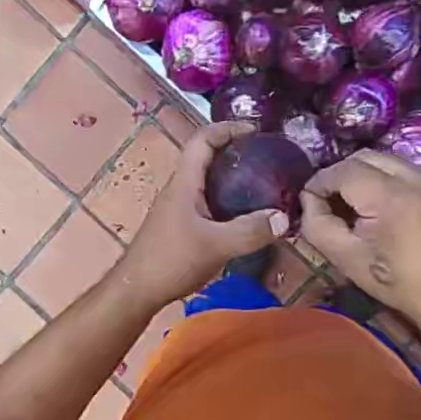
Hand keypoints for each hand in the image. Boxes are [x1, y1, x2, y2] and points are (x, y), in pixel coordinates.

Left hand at [110, 122, 287, 308]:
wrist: (137, 290)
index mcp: (184, 182)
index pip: (203, 139)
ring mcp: (178, 208)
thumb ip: (251, 231)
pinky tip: (245, 217)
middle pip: (208, 158)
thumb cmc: (171, 260)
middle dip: (236, 152)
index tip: (256, 131)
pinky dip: (228, 202)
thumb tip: (284, 217)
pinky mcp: (181, 226)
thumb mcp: (217, 245)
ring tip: (263, 185)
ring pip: (208, 182)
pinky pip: (208, 203)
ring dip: (233, 179)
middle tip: (267, 158)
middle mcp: (180, 189)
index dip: (228, 128)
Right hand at [298, 151, 420, 331]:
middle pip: (364, 157)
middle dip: (341, 176)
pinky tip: (387, 209)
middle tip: (331, 203)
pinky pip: (407, 169)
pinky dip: (389, 181)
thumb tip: (310, 200)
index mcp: (393, 198)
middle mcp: (419, 177)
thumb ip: (318, 226)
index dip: (320, 182)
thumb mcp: (348, 260)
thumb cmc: (400, 284)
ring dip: (365, 176)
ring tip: (358, 207)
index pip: (343, 171)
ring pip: (386, 160)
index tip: (310, 201)